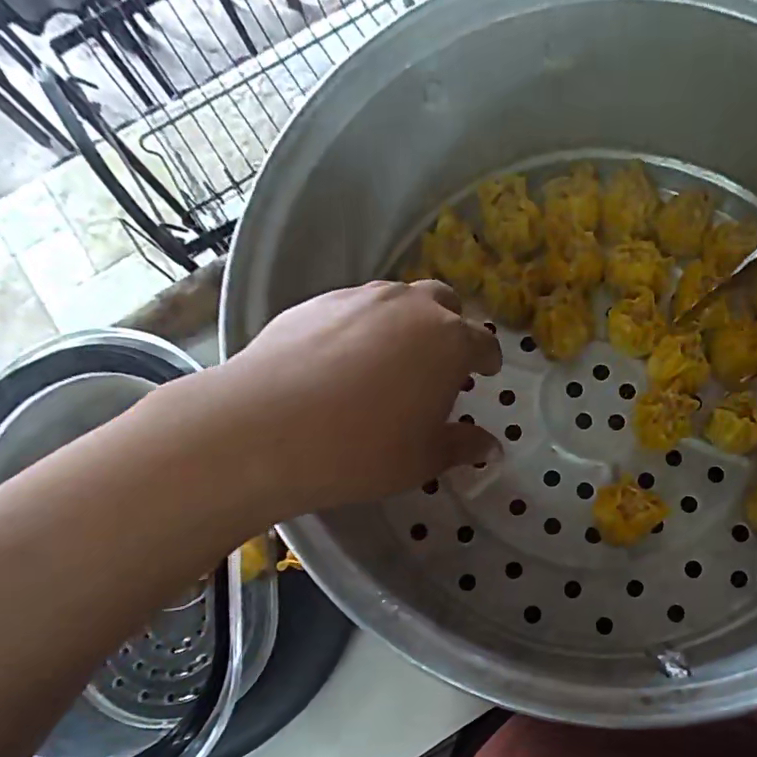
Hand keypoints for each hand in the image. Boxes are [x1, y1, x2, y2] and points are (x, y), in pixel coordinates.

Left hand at [174, 280, 501, 518]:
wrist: (268, 428)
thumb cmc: (363, 449)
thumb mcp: (422, 459)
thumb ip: (461, 447)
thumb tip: (489, 446)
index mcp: (448, 341)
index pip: (482, 342)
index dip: (487, 359)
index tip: (485, 372)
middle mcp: (408, 306)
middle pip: (442, 303)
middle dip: (449, 327)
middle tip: (438, 364)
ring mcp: (357, 298)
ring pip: (394, 300)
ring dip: (403, 324)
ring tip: (388, 362)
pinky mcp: (313, 303)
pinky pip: (350, 309)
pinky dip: (358, 328)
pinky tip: (339, 362)